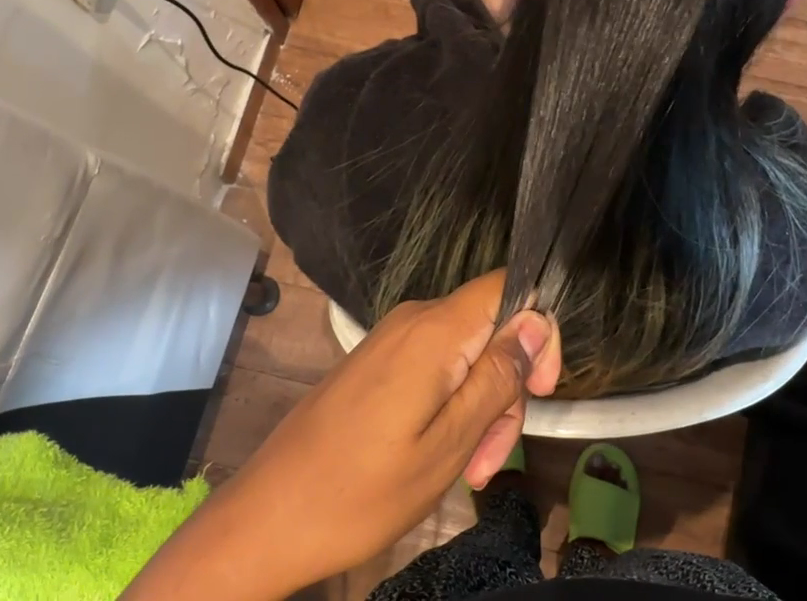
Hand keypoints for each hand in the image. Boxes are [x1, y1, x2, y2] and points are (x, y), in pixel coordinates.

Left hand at [123, 271, 559, 600]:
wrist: (265, 519)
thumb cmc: (361, 491)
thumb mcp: (447, 445)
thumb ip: (497, 378)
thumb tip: (537, 320)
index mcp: (433, 331)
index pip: (509, 286)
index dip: (539, 329)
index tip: (541, 391)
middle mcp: (413, 320)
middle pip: (489, 329)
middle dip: (505, 391)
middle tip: (490, 460)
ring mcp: (390, 341)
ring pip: (464, 355)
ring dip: (479, 410)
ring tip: (467, 473)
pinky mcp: (376, 364)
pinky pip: (434, 368)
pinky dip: (450, 409)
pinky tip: (441, 457)